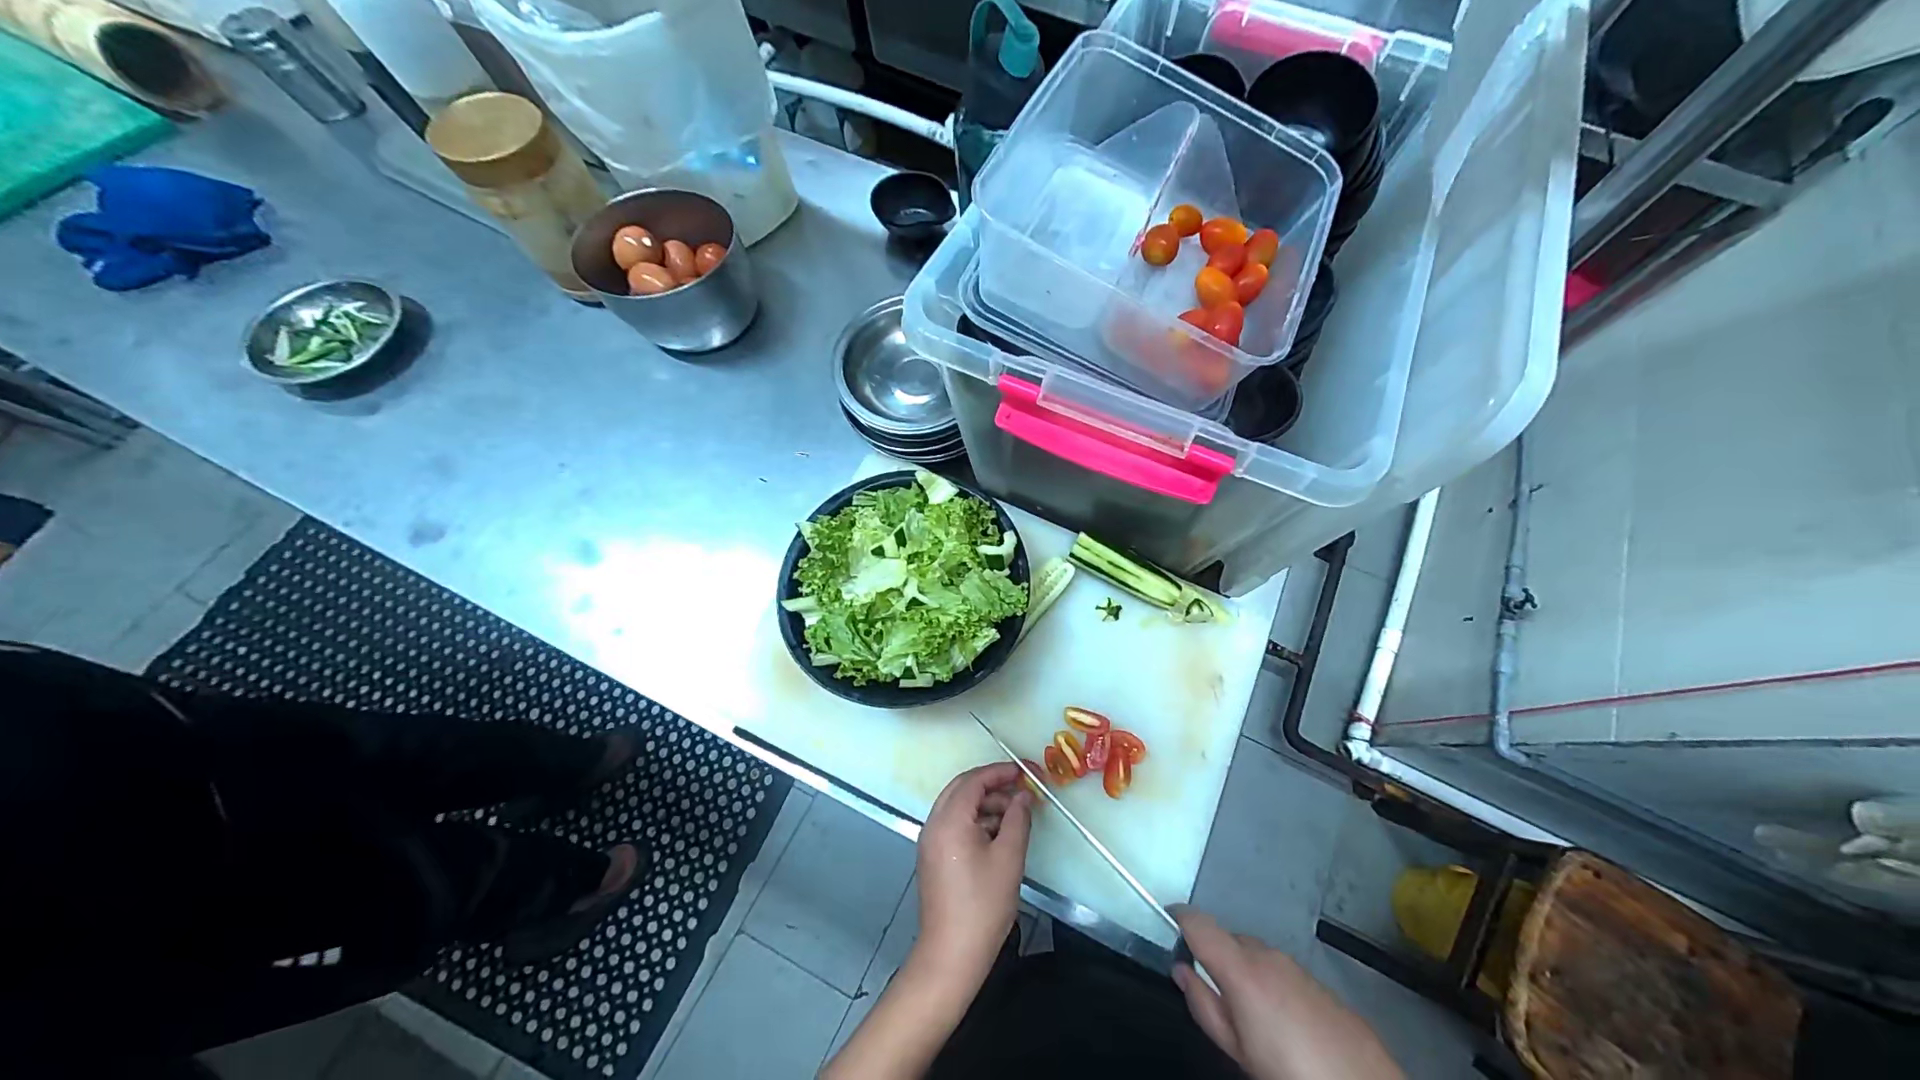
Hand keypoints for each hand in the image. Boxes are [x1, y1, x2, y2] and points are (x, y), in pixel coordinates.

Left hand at [914, 762, 1032, 975]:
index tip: (1026, 771)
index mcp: (949, 820)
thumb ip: (1017, 820)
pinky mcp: (933, 857)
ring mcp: (930, 841)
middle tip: (1021, 787)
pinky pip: (954, 824)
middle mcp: (934, 824)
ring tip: (1016, 813)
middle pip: (962, 788)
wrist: (952, 953)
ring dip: (985, 803)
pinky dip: (976, 820)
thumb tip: (1023, 797)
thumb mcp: (1008, 858)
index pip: (974, 780)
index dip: (1001, 772)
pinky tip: (999, 833)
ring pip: (957, 806)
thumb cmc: (983, 905)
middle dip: (992, 784)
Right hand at [1173, 909, 1404, 1079]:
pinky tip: (1284, 1023)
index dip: (1180, 916)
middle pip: (1229, 939)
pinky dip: (1273, 984)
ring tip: (1251, 1016)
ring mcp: (1298, 967)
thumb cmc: (1289, 1072)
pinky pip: (1283, 972)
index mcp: (1240, 969)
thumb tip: (1182, 972)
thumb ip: (1203, 1005)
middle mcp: (1268, 956)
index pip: (1200, 923)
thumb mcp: (1235, 1049)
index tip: (1168, 920)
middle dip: (1216, 955)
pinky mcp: (1321, 984)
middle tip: (1214, 993)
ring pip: (1257, 955)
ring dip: (1245, 970)